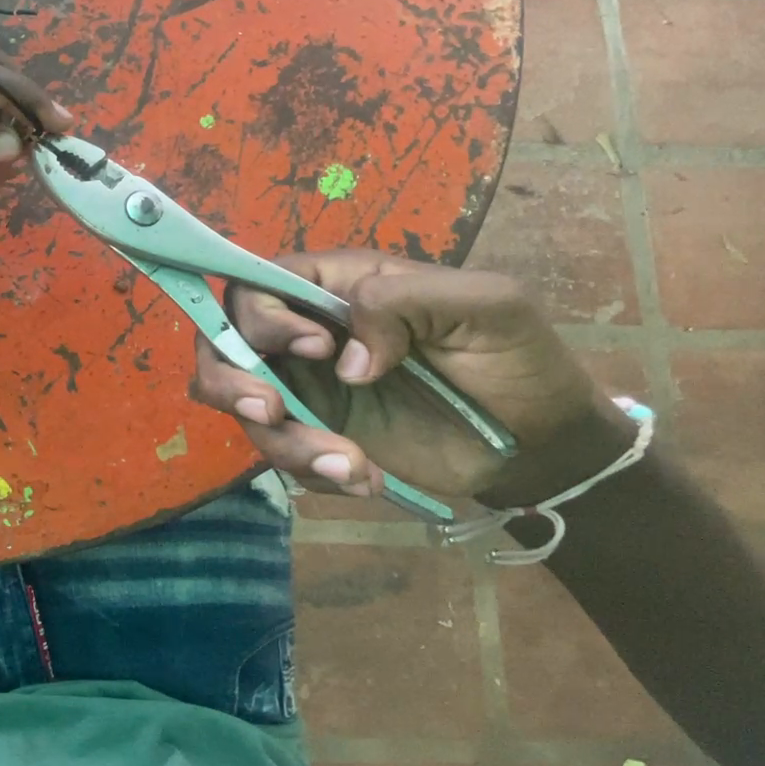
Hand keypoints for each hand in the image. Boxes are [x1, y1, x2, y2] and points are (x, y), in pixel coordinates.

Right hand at [188, 251, 637, 502]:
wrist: (543, 445)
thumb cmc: (519, 361)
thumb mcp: (488, 307)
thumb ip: (406, 301)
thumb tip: (344, 361)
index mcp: (336, 289)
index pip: (256, 287)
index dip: (262, 316)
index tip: (317, 348)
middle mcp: (304, 334)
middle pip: (221, 344)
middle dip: (231, 380)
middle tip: (270, 412)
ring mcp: (304, 387)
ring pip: (241, 406)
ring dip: (282, 441)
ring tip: (348, 466)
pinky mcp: (314, 433)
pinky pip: (277, 451)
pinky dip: (310, 470)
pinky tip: (364, 478)